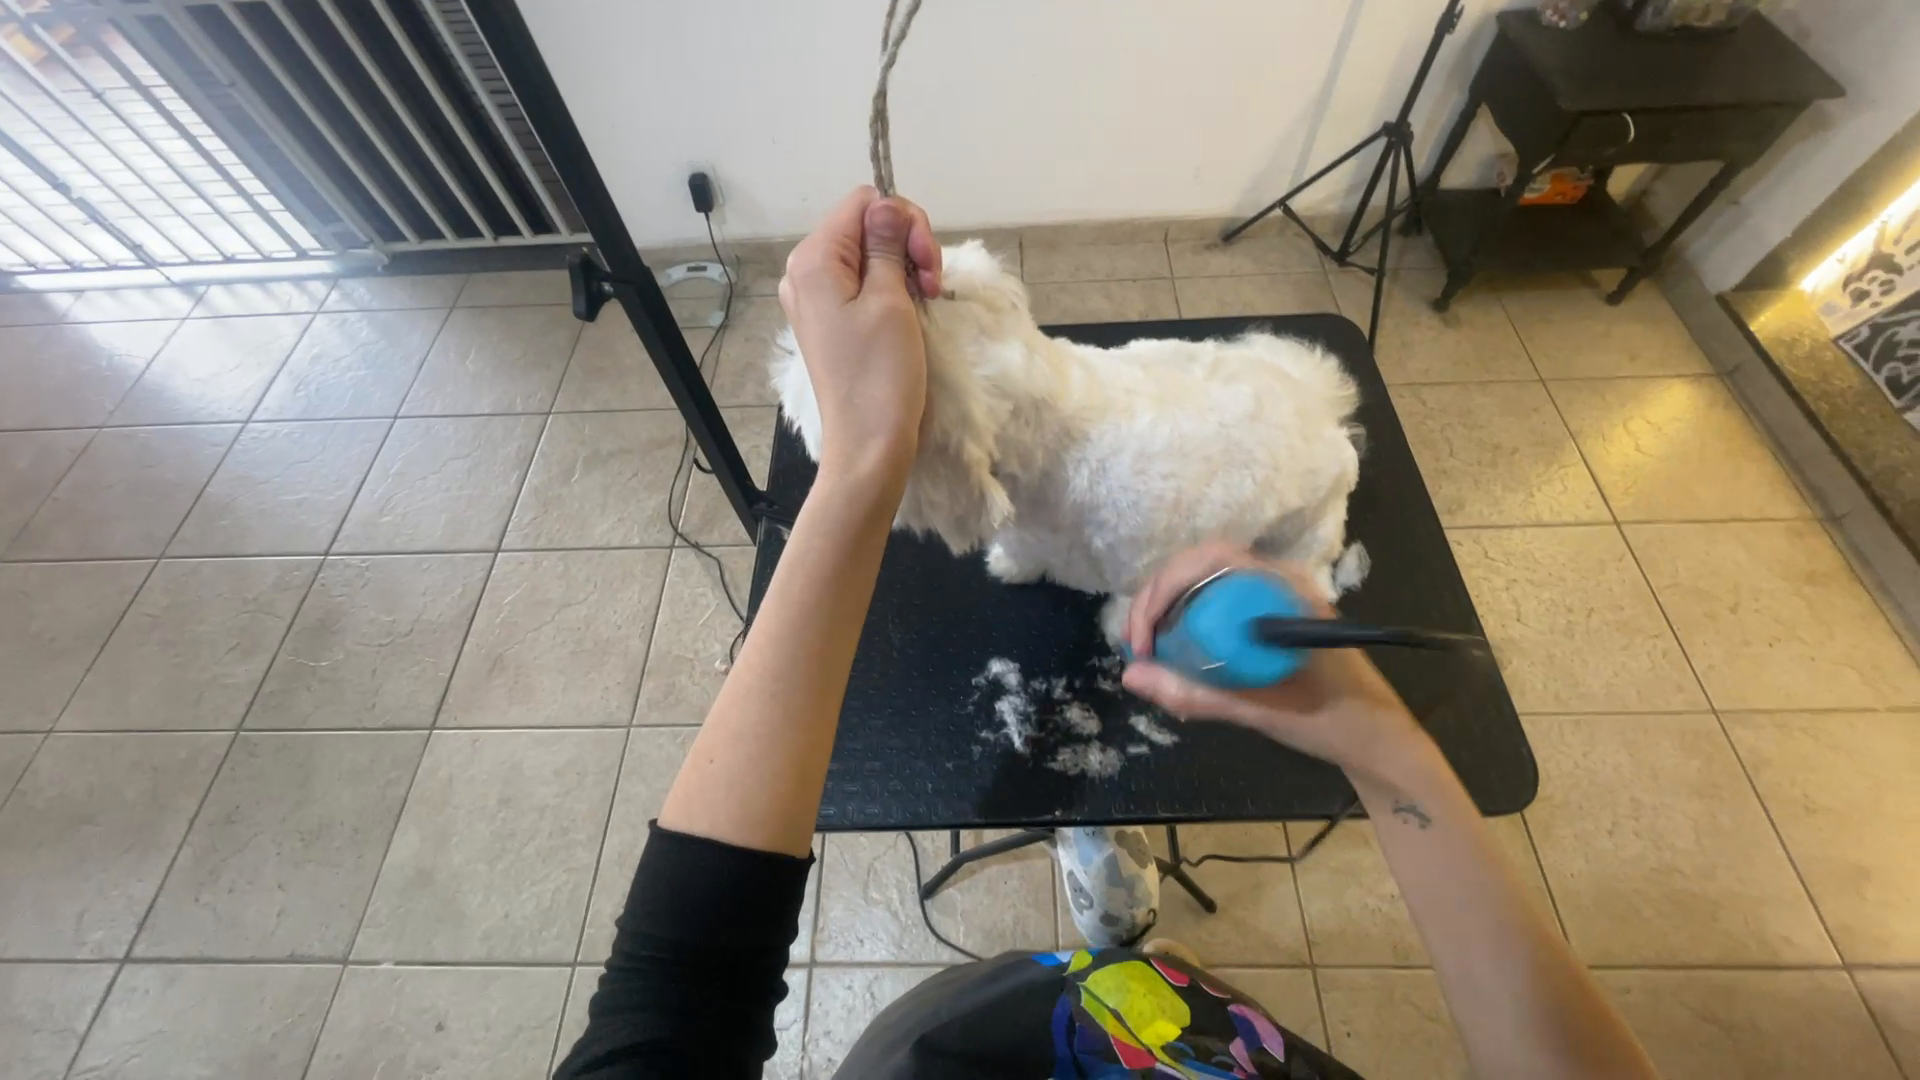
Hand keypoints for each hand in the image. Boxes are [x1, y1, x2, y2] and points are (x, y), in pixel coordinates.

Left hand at [779, 185, 942, 480]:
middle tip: (932, 287)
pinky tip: (911, 312)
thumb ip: (887, 244)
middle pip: (866, 228)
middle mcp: (806, 273)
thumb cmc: (881, 373)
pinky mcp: (832, 324)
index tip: (927, 264)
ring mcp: (817, 301)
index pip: (864, 204)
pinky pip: (864, 287)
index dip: (904, 222)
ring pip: (869, 258)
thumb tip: (887, 206)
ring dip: (904, 270)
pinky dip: (893, 292)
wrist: (869, 442)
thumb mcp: (890, 299)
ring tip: (926, 301)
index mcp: (813, 259)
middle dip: (906, 246)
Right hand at [1121, 542, 1428, 780]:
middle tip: (1137, 646)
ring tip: (1149, 653)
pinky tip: (1174, 659)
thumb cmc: (1330, 720)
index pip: (1209, 558)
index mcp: (1282, 589)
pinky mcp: (1263, 620)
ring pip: (1200, 587)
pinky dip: (1184, 627)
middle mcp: (1274, 583)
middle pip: (1197, 567)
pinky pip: (1212, 608)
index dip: (1165, 587)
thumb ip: (1193, 692)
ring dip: (1165, 613)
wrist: (1380, 742)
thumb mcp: (1258, 709)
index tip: (1146, 635)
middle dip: (1155, 601)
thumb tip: (1130, 675)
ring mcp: (1269, 600)